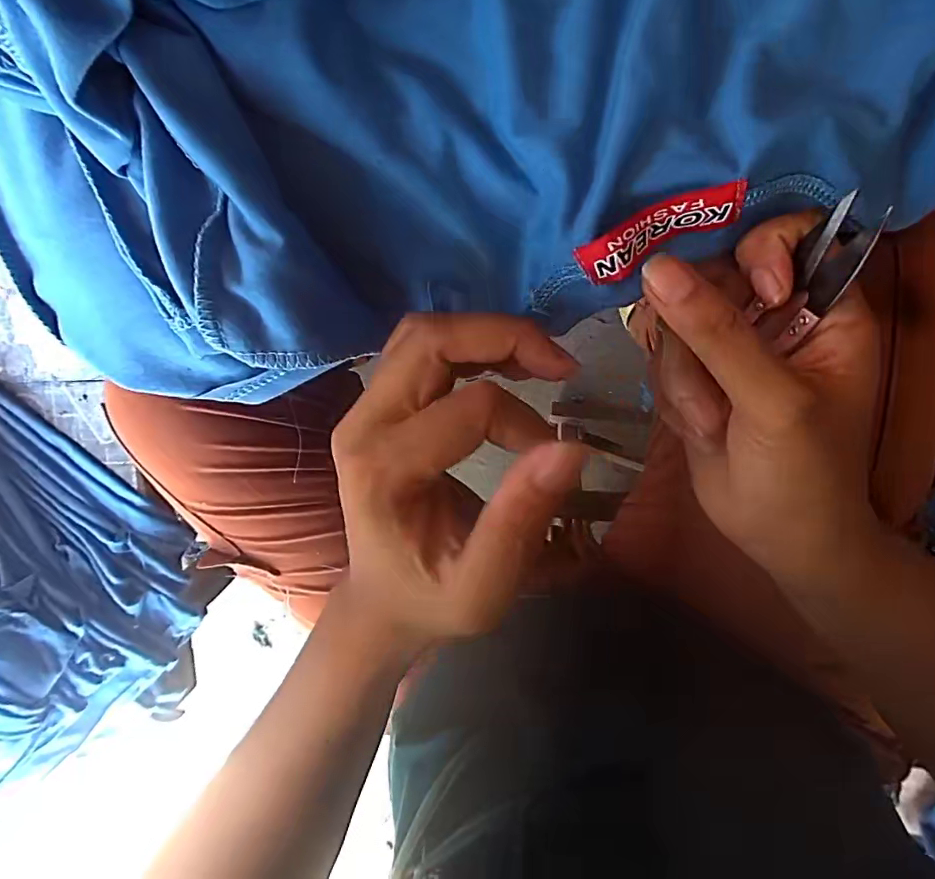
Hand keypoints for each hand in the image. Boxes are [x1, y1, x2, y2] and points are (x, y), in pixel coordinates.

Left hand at [329, 314, 588, 655]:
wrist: (383, 602)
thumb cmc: (432, 599)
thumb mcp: (484, 585)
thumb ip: (520, 520)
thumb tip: (571, 448)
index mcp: (384, 469)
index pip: (469, 406)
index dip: (525, 422)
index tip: (553, 457)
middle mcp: (363, 424)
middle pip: (430, 340)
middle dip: (504, 336)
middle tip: (561, 364)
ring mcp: (364, 407)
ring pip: (424, 333)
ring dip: (487, 334)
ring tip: (540, 360)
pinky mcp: (377, 402)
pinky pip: (422, 347)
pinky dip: (470, 342)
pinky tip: (509, 364)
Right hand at [640, 222, 882, 584]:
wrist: (776, 539)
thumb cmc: (804, 472)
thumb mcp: (772, 399)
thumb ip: (717, 332)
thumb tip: (657, 267)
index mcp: (823, 307)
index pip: (790, 236)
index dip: (762, 253)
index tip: (757, 293)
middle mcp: (772, 312)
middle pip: (712, 273)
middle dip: (702, 337)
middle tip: (714, 390)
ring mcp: (726, 339)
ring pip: (673, 317)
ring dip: (685, 378)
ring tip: (713, 424)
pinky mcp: (691, 367)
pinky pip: (659, 351)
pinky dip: (674, 393)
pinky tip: (700, 428)